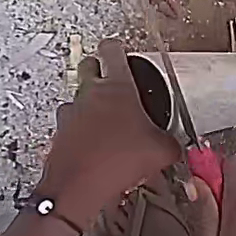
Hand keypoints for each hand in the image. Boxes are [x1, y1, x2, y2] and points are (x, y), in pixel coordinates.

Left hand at [34, 39, 180, 229]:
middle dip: (99, 68)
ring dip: (90, 100)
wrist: (79, 187)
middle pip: (89, 64)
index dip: (118, 48)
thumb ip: (171, 143)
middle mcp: (90, 94)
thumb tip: (174, 147)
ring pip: (78, 94)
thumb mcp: (162, 151)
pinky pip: (71, 120)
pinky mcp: (60, 131)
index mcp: (116, 87)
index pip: (112, 50)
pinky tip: (95, 141)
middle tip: (113, 80)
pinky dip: (81, 126)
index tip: (123, 51)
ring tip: (106, 117)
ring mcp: (71, 111)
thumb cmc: (116, 161)